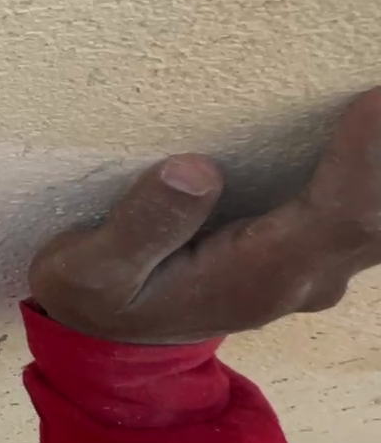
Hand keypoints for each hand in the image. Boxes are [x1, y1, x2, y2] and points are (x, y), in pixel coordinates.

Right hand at [30, 88, 380, 343]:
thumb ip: (141, 224)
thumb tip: (195, 168)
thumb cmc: (90, 297)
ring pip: (377, 224)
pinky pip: (358, 221)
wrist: (104, 341)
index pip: (336, 218)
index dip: (364, 161)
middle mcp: (299, 278)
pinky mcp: (297, 260)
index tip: (372, 101)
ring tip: (379, 111)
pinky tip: (363, 151)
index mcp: (253, 277)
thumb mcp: (91, 266)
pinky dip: (367, 183)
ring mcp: (305, 273)